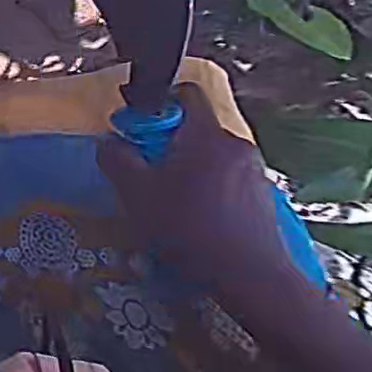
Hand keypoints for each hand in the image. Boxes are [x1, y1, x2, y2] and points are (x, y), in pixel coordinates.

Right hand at [96, 83, 298, 304]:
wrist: (250, 276)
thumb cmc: (186, 225)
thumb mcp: (134, 190)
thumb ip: (116, 157)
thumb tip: (111, 141)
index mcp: (206, 136)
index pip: (184, 94)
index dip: (154, 105)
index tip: (133, 132)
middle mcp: (236, 145)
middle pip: (191, 128)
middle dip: (161, 143)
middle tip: (140, 172)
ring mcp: (253, 171)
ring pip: (204, 154)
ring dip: (179, 166)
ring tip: (161, 198)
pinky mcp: (260, 194)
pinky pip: (220, 175)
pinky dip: (199, 185)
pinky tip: (187, 214)